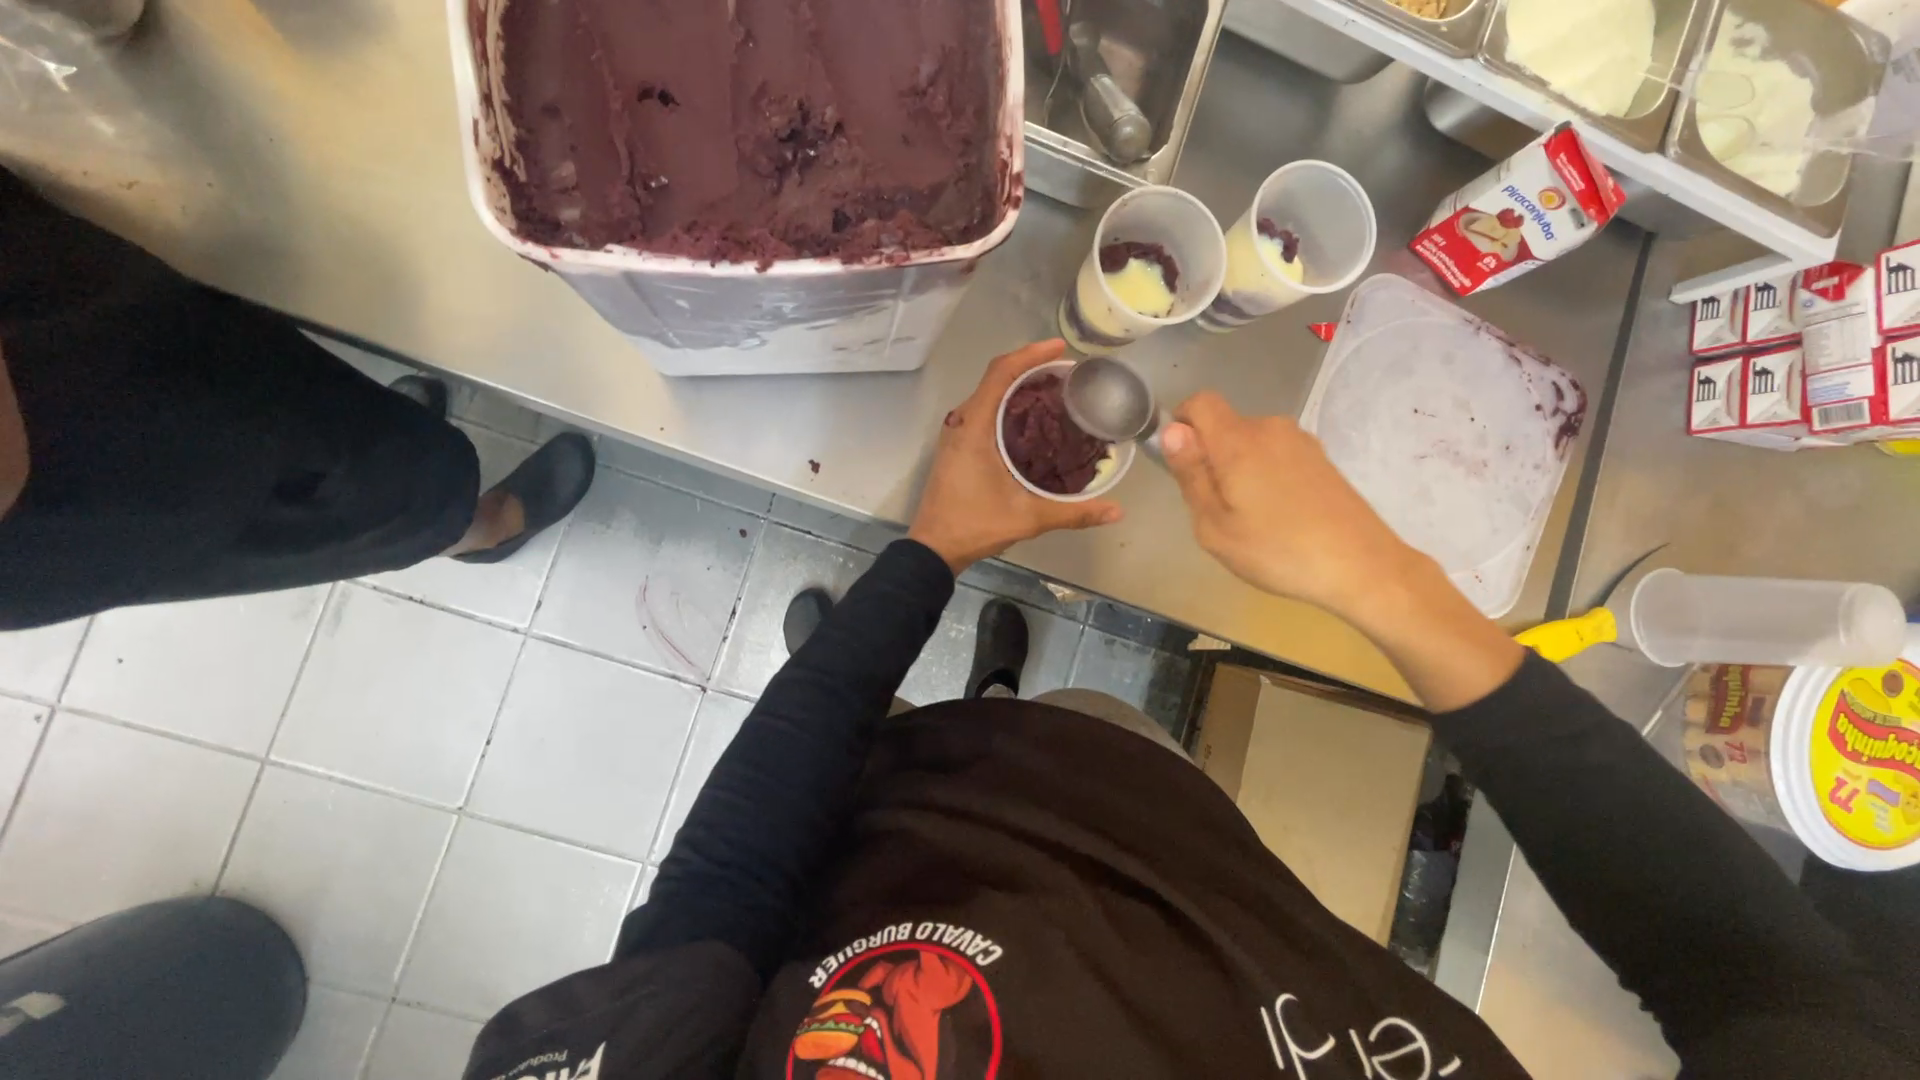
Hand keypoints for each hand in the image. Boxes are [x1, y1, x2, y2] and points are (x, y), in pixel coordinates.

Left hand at [908, 340, 1123, 573]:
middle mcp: (962, 422)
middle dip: (1030, 368)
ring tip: (1054, 390)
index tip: (1060, 349)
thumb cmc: (974, 525)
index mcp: (975, 427)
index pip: (1000, 373)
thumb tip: (1117, 511)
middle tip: (1067, 373)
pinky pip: (984, 411)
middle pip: (995, 378)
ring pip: (988, 394)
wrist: (934, 548)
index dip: (1030, 354)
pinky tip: (1032, 419)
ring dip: (1018, 386)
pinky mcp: (956, 446)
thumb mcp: (1028, 518)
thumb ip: (1073, 512)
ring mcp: (956, 434)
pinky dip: (1008, 404)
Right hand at [1161, 392, 1522, 710]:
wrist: (1362, 566)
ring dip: (1240, 470)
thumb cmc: (1278, 551)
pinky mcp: (1321, 459)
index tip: (1182, 463)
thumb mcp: (1215, 526)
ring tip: (1250, 519)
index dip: (1182, 423)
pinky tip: (1279, 518)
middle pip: (1225, 427)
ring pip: (1251, 444)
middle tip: (1216, 509)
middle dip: (1211, 457)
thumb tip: (1173, 432)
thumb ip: (1191, 475)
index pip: (1199, 402)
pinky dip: (1266, 477)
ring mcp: (1301, 442)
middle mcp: (1270, 429)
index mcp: (1238, 441)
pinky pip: (1276, 456)